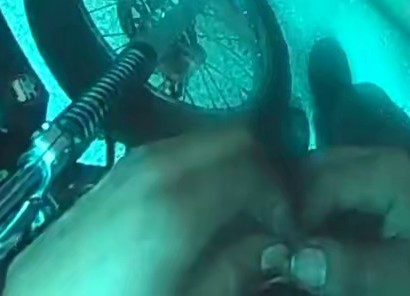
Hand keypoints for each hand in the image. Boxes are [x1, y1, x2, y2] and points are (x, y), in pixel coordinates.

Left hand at [4, 128, 289, 295]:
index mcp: (178, 202)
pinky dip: (205, 167)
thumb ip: (231, 273)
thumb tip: (271, 244)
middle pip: (235, 137)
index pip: (254, 167)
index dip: (281, 195)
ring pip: (209, 138)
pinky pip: (180, 150)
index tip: (289, 232)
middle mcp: (162, 164)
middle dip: (262, 170)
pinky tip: (199, 210)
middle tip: (269, 219)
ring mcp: (137, 160)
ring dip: (233, 167)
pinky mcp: (120, 169)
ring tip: (237, 216)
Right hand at [281, 147, 409, 295]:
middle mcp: (379, 156)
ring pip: (321, 175)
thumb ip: (351, 267)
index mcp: (388, 169)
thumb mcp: (401, 281)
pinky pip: (333, 188)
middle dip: (294, 202)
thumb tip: (296, 258)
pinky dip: (316, 210)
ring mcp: (376, 168)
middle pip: (318, 169)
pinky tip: (308, 237)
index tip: (279, 253)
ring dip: (301, 205)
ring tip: (289, 242)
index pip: (323, 181)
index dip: (297, 215)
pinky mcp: (376, 186)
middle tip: (276, 243)